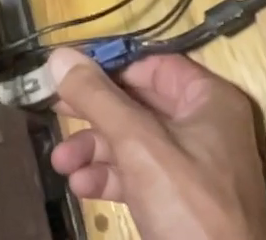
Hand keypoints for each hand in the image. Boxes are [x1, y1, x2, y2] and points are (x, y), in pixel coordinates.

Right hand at [48, 48, 265, 239]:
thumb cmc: (190, 208)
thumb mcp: (139, 145)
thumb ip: (98, 98)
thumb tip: (60, 57)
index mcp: (210, 101)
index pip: (154, 66)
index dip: (111, 67)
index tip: (70, 73)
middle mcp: (205, 128)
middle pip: (139, 105)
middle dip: (95, 114)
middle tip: (55, 112)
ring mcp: (195, 169)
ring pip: (135, 143)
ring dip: (95, 149)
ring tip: (62, 162)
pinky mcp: (182, 205)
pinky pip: (140, 176)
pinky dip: (110, 177)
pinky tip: (81, 185)